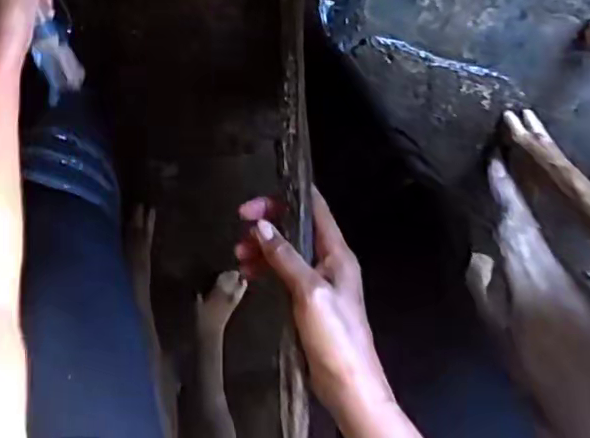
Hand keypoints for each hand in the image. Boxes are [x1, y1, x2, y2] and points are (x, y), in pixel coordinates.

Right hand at [234, 187, 408, 430]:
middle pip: (294, 226)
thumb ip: (285, 256)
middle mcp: (328, 261)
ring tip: (239, 256)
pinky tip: (248, 273)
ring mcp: (318, 281)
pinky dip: (264, 267)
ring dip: (261, 247)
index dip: (284, 197)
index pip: (314, 206)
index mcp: (337, 253)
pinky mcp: (307, 300)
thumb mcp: (309, 291)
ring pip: (285, 249)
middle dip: (266, 224)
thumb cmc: (336, 338)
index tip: (253, 204)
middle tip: (240, 228)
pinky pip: (282, 272)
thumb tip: (261, 226)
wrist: (351, 392)